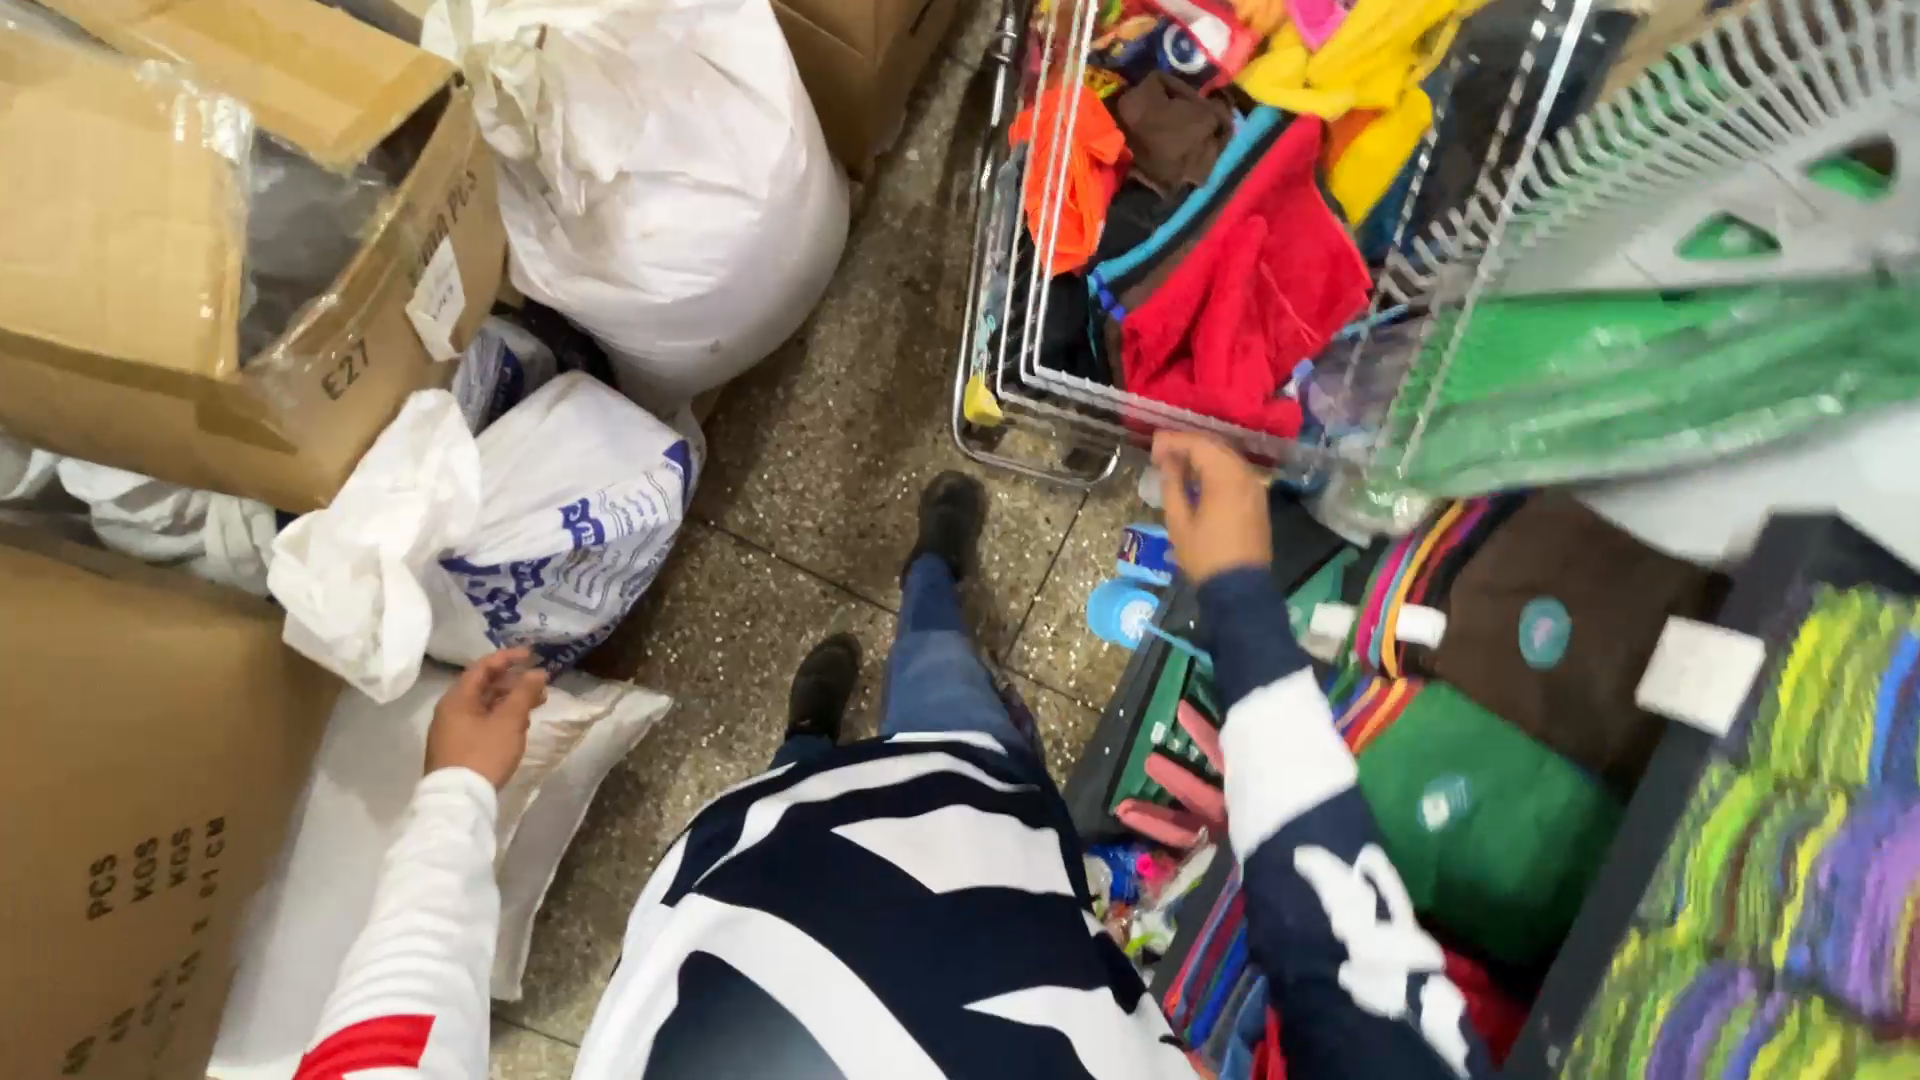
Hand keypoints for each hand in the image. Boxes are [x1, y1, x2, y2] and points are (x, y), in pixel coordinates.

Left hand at [425, 647, 549, 789]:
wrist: (459, 799)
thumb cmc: (484, 753)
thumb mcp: (509, 720)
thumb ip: (524, 693)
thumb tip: (538, 672)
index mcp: (457, 699)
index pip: (483, 667)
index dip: (508, 657)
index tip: (532, 655)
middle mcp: (450, 710)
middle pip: (484, 686)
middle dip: (514, 682)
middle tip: (540, 683)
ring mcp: (452, 729)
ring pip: (485, 705)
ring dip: (511, 700)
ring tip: (536, 704)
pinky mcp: (458, 746)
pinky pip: (482, 721)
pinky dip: (502, 716)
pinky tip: (519, 725)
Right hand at [1152, 430, 1270, 584]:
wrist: (1240, 588)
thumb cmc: (1204, 556)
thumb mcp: (1179, 522)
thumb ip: (1173, 485)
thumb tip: (1167, 461)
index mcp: (1225, 478)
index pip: (1198, 445)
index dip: (1173, 441)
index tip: (1152, 447)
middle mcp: (1245, 475)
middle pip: (1215, 446)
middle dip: (1187, 444)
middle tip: (1161, 452)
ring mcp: (1255, 487)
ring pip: (1227, 458)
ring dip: (1202, 455)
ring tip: (1176, 463)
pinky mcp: (1257, 499)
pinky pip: (1235, 472)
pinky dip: (1215, 468)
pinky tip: (1198, 478)